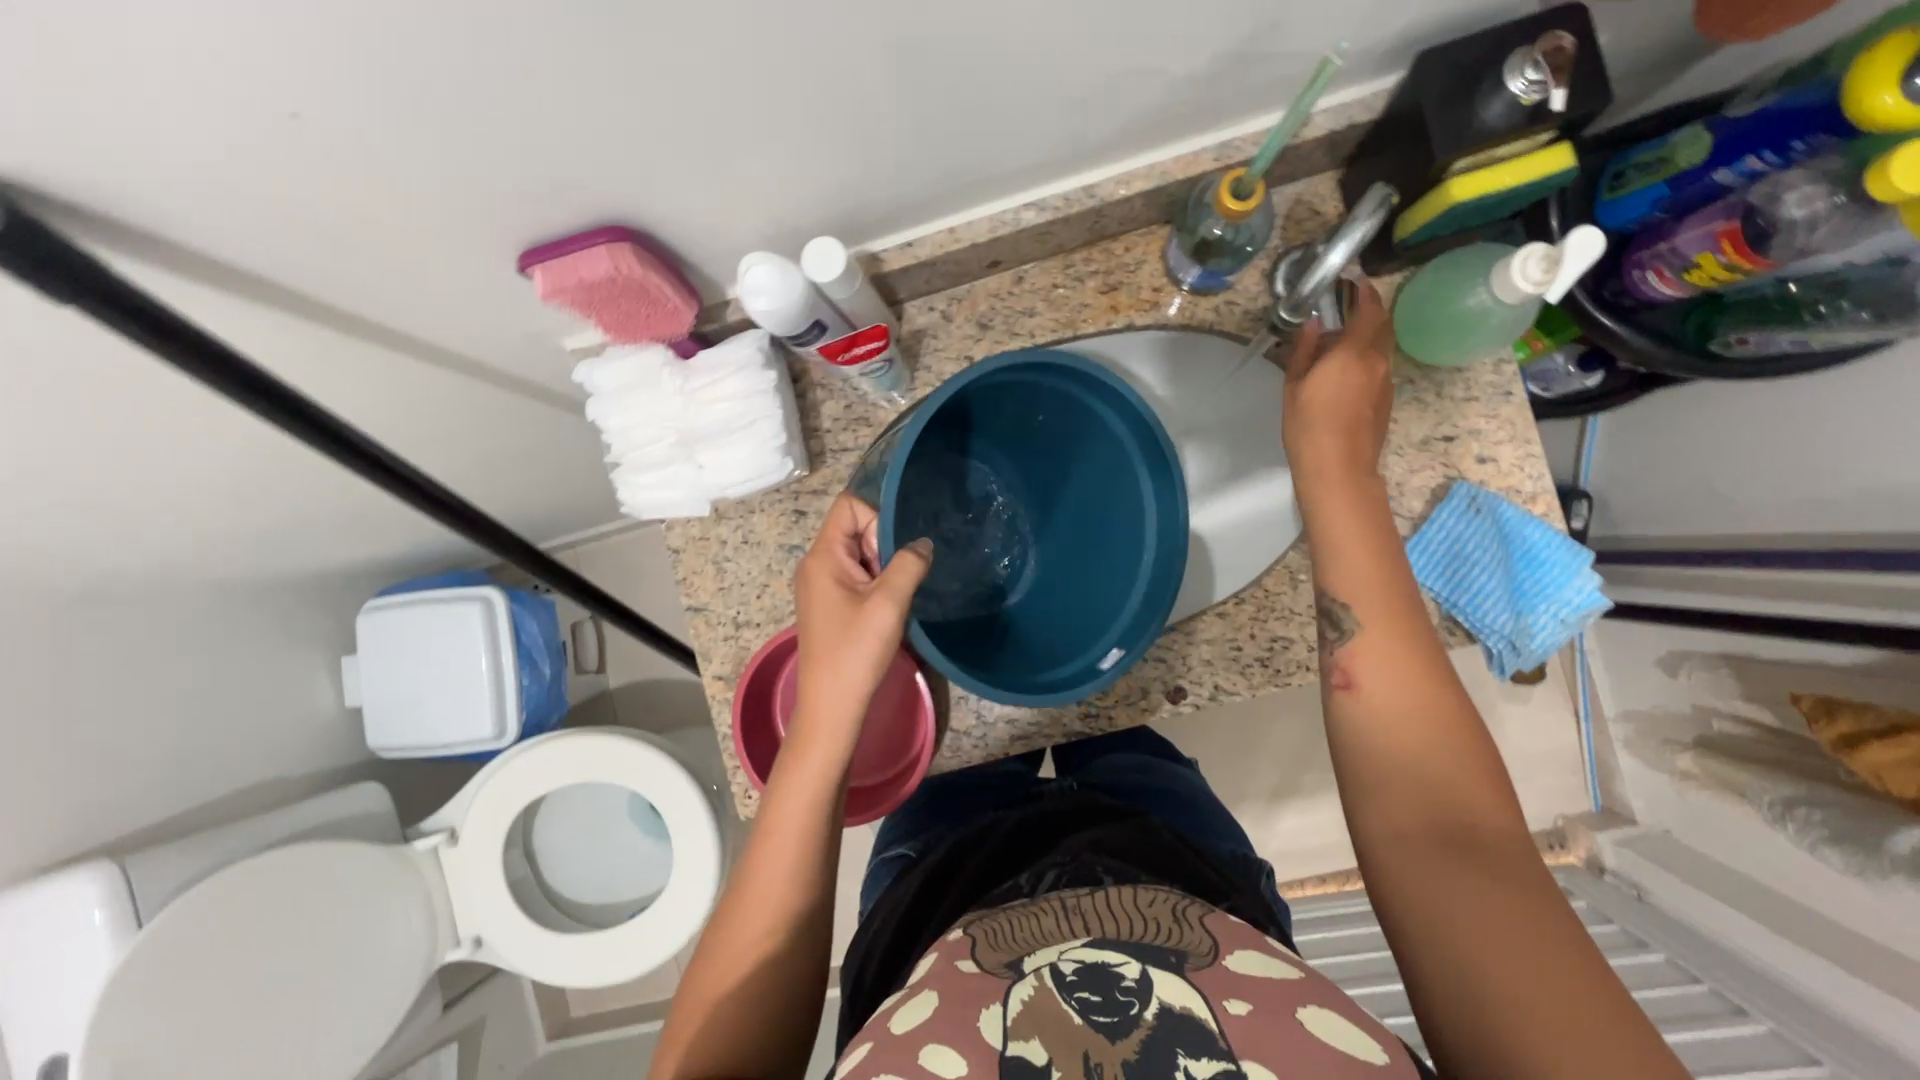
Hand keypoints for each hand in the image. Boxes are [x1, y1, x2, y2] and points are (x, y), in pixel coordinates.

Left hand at [791, 494, 932, 737]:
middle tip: (894, 583)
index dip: (877, 518)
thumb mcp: (889, 602)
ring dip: (883, 569)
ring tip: (893, 600)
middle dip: (883, 546)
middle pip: (854, 528)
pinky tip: (886, 611)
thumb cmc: (857, 651)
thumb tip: (923, 543)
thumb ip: (909, 563)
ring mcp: (820, 586)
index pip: (849, 505)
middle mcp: (815, 564)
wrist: (832, 706)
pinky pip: (855, 577)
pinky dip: (875, 585)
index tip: (892, 554)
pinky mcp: (828, 605)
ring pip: (858, 554)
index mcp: (822, 555)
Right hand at [1281, 272, 1395, 489]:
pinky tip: (1344, 371)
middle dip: (1367, 309)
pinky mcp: (1386, 399)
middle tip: (1345, 306)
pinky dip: (1366, 357)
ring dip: (1366, 336)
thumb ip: (1305, 350)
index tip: (1351, 279)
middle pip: (1381, 324)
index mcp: (1353, 352)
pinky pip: (1378, 366)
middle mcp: (1377, 360)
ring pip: (1381, 346)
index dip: (1363, 290)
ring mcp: (1386, 380)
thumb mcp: (1294, 386)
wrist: (1339, 469)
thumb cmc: (1308, 426)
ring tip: (1340, 341)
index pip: (1368, 308)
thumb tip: (1312, 324)